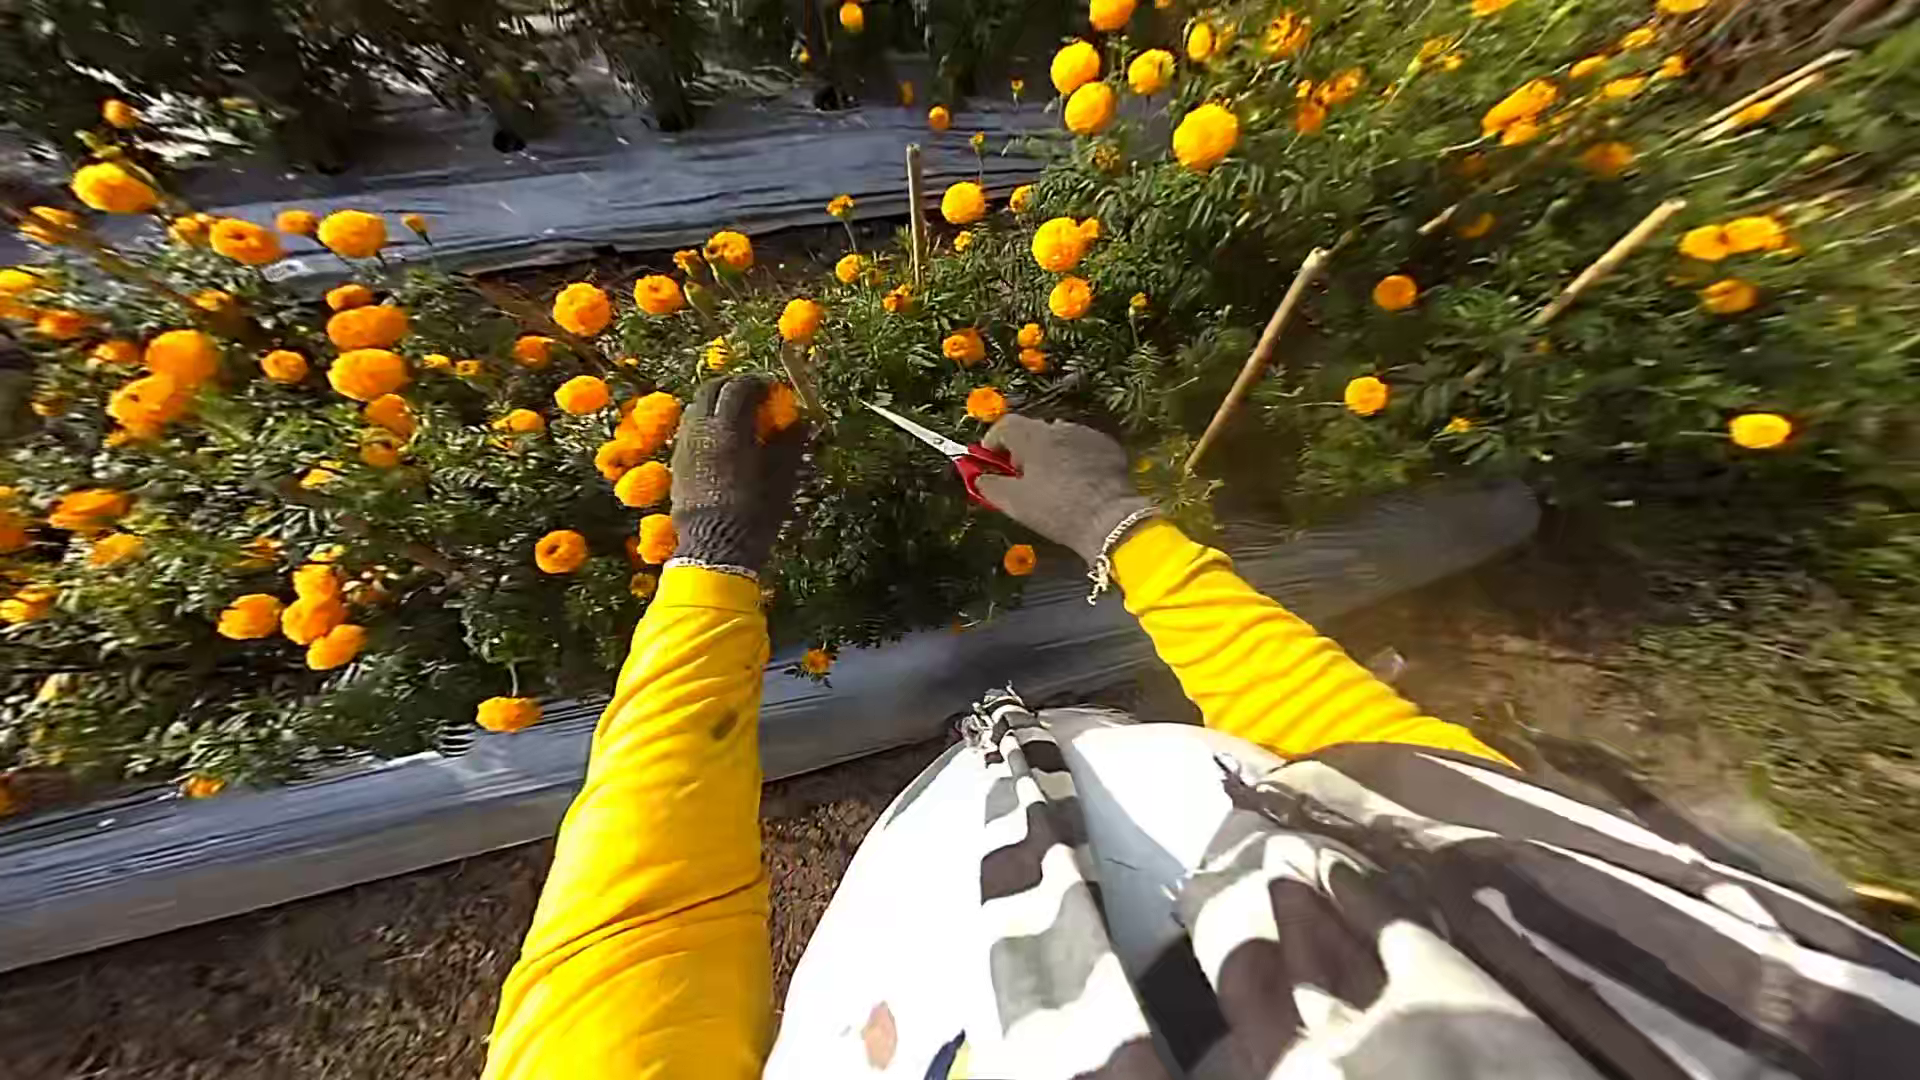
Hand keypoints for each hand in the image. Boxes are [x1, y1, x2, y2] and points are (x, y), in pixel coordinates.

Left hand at [670, 375, 806, 572]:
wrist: (716, 546)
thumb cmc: (755, 512)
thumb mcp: (782, 478)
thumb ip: (790, 443)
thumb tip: (801, 422)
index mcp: (728, 429)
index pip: (739, 388)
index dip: (759, 382)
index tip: (775, 388)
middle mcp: (701, 429)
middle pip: (711, 389)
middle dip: (734, 385)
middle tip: (755, 394)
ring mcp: (685, 445)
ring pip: (697, 407)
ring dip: (718, 403)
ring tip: (741, 416)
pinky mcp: (678, 462)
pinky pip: (692, 428)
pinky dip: (709, 423)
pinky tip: (726, 441)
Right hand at [974, 414, 1153, 563]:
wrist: (1109, 520)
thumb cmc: (1056, 510)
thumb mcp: (1013, 502)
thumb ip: (988, 485)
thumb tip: (978, 478)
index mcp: (1033, 436)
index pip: (1003, 426)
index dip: (991, 444)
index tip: (989, 463)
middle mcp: (1060, 427)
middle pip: (1031, 432)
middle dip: (1020, 452)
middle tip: (1018, 480)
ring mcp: (1087, 435)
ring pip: (1058, 440)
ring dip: (1048, 456)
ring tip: (1049, 485)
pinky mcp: (1109, 448)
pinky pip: (1082, 448)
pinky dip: (1073, 461)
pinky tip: (1075, 485)